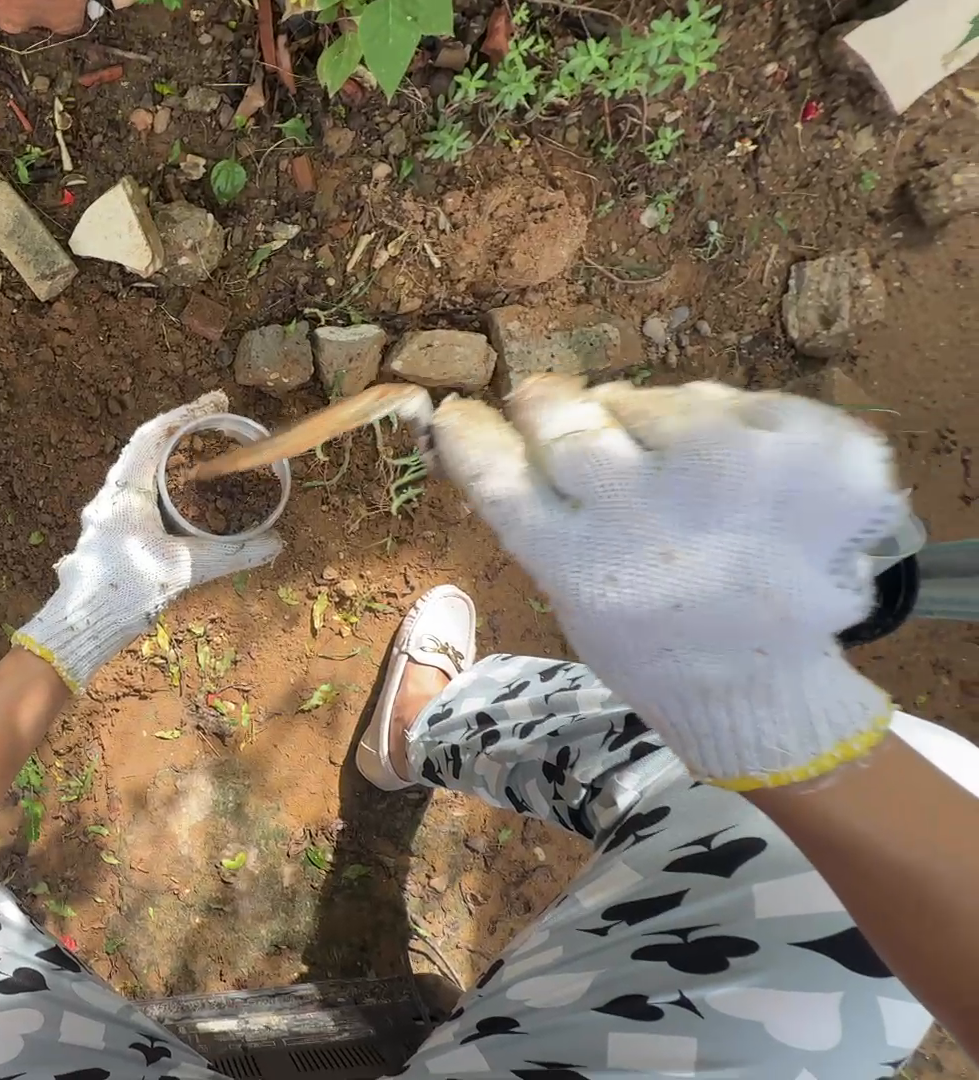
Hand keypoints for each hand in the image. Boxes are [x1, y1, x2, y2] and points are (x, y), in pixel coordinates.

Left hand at [14, 391, 282, 691]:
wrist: (80, 627)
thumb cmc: (124, 590)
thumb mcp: (183, 569)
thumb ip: (231, 554)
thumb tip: (277, 544)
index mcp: (124, 491)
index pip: (153, 434)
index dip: (186, 414)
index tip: (217, 402)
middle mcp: (111, 496)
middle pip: (147, 450)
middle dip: (183, 436)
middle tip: (218, 430)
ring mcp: (107, 516)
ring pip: (142, 475)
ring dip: (172, 464)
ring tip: (207, 462)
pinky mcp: (110, 536)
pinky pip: (139, 497)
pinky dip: (165, 490)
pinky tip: (186, 505)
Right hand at [431, 374, 903, 789]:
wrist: (762, 679)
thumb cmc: (637, 634)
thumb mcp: (560, 583)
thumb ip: (536, 511)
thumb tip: (506, 428)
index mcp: (572, 555)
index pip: (494, 468)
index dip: (468, 432)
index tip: (454, 413)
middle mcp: (646, 508)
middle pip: (564, 416)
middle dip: (546, 404)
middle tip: (547, 406)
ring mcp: (741, 473)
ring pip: (652, 399)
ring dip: (640, 417)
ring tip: (665, 466)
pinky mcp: (820, 451)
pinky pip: (735, 400)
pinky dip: (721, 422)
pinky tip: (732, 473)